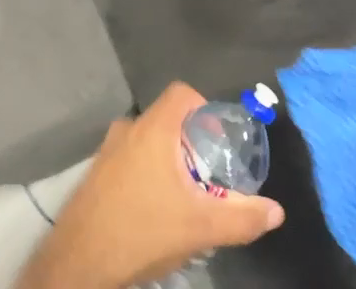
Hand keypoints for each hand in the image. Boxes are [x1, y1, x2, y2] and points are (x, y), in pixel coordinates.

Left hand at [18, 82, 285, 288]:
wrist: (79, 262)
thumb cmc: (142, 231)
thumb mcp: (201, 228)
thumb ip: (242, 217)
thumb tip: (276, 211)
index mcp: (153, 129)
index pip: (182, 92)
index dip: (204, 107)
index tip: (218, 138)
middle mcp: (127, 130)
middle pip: (166, 120)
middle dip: (190, 142)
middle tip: (207, 173)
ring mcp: (106, 152)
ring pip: (146, 142)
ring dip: (166, 160)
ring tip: (183, 194)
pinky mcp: (94, 174)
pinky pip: (127, 160)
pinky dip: (144, 174)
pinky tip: (153, 210)